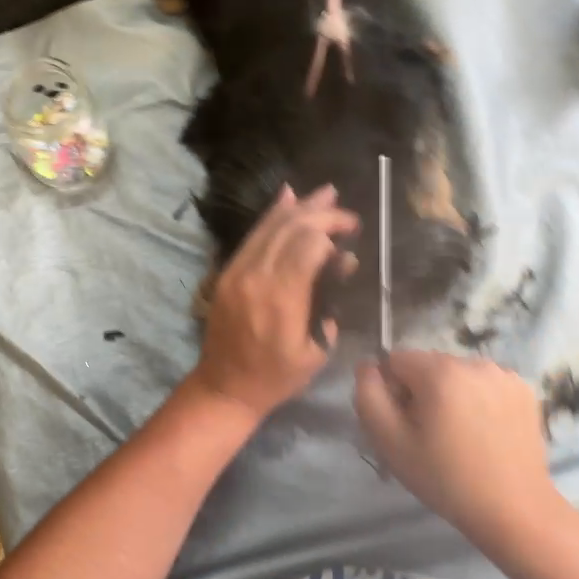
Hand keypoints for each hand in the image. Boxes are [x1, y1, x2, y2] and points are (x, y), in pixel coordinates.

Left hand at [190, 185, 358, 419]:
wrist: (225, 386)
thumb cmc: (277, 376)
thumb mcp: (316, 351)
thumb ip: (330, 303)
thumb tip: (344, 262)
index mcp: (281, 299)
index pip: (308, 245)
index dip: (332, 231)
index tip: (353, 233)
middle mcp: (256, 277)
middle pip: (290, 228)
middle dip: (321, 213)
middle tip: (346, 212)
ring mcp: (237, 272)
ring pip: (269, 226)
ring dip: (298, 207)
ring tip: (324, 193)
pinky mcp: (226, 272)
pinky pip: (252, 236)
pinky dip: (271, 216)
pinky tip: (287, 198)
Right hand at [354, 351, 560, 540]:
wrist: (512, 510)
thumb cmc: (444, 478)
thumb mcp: (389, 442)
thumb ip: (368, 396)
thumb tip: (367, 367)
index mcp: (440, 372)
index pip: (396, 360)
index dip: (392, 391)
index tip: (405, 424)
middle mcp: (474, 362)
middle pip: (428, 364)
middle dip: (421, 391)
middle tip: (430, 434)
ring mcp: (503, 375)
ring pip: (456, 373)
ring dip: (449, 394)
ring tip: (458, 434)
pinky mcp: (524, 390)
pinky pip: (483, 383)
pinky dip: (477, 399)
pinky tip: (483, 431)